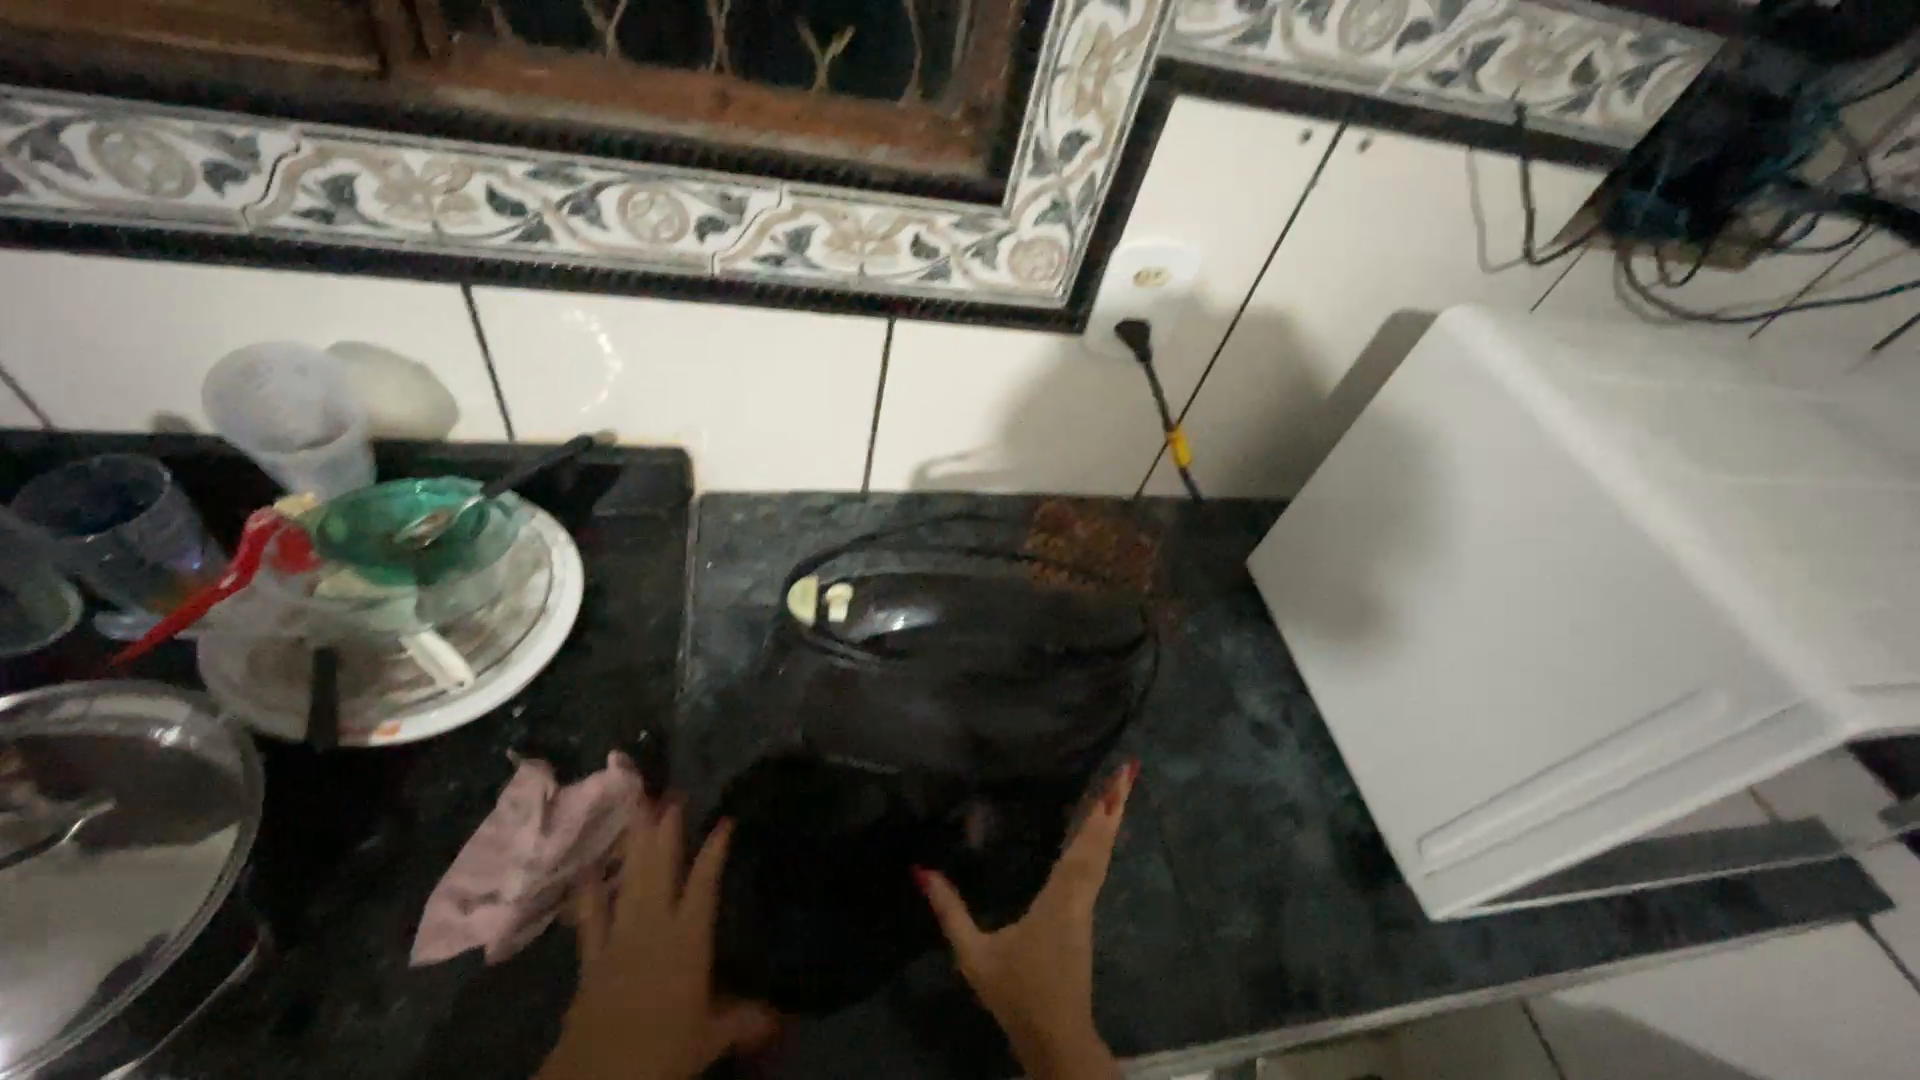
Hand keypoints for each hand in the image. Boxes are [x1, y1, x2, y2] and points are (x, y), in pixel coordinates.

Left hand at [538, 801, 777, 1079]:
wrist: (599, 1076)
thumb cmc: (662, 1049)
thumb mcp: (712, 1036)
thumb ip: (745, 1019)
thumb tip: (783, 1017)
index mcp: (688, 938)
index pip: (704, 882)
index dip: (714, 849)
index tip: (725, 819)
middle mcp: (653, 926)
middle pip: (660, 867)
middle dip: (665, 829)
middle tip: (668, 792)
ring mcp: (619, 937)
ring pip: (628, 880)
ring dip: (632, 845)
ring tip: (636, 810)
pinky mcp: (592, 957)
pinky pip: (591, 917)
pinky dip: (590, 892)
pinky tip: (588, 869)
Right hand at [915, 762, 1136, 1079]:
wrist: (1054, 1036)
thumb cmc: (1016, 992)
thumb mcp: (973, 954)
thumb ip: (949, 911)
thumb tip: (921, 870)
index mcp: (1060, 900)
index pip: (1084, 848)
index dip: (1100, 814)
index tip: (1118, 781)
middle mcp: (1080, 897)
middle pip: (1101, 845)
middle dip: (1114, 807)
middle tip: (1129, 771)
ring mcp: (1086, 909)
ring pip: (1102, 857)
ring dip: (1109, 823)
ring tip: (1116, 791)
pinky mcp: (1084, 919)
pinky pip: (1096, 870)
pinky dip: (1100, 844)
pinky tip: (1096, 834)